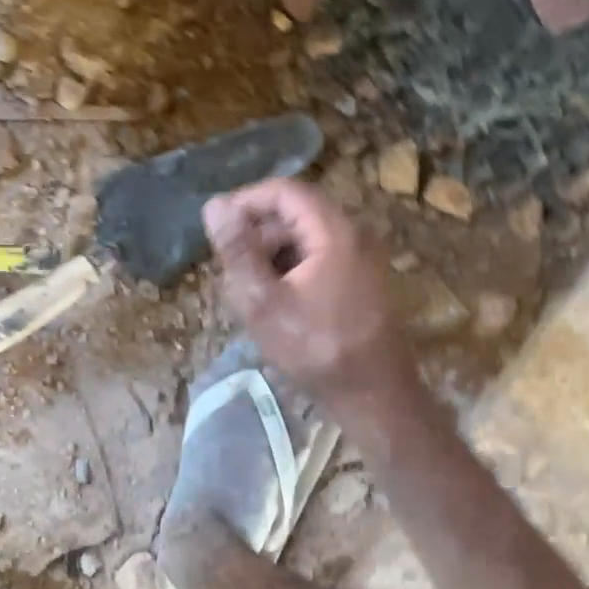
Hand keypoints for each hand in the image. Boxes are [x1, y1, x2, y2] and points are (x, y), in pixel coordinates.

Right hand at [203, 178, 400, 392]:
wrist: (374, 397)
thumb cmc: (315, 349)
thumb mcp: (263, 301)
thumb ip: (238, 251)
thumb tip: (214, 206)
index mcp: (335, 232)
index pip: (284, 191)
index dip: (245, 201)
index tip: (217, 228)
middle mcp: (356, 234)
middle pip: (296, 210)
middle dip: (257, 231)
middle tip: (230, 265)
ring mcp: (363, 256)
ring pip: (306, 234)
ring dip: (272, 252)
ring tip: (248, 287)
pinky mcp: (363, 277)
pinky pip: (319, 254)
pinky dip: (292, 266)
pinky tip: (275, 299)